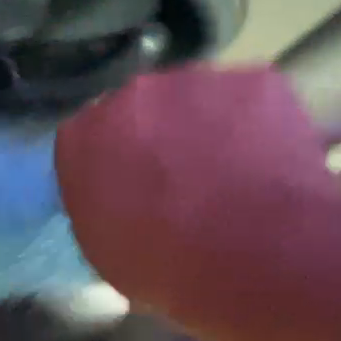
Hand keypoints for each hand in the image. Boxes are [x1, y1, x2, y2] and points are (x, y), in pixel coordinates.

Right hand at [54, 66, 337, 298]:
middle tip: (173, 183)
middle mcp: (130, 96)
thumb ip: (100, 206)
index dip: (105, 167)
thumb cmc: (159, 261)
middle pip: (136, 111)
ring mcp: (195, 82)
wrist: (248, 248)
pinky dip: (250, 126)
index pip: (83, 143)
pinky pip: (245, 100)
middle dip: (150, 139)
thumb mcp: (102, 247)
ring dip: (200, 128)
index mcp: (80, 140)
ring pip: (192, 101)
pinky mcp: (256, 78)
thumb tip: (120, 202)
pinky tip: (260, 164)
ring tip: (223, 176)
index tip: (121, 192)